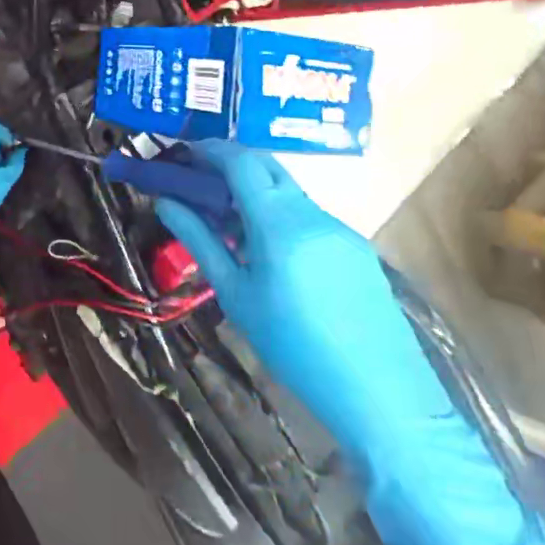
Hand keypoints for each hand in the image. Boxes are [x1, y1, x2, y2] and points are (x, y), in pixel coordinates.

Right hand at [107, 141, 544, 544]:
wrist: (380, 394)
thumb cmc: (292, 345)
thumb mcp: (235, 294)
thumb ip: (200, 241)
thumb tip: (165, 203)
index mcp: (281, 223)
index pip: (242, 162)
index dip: (209, 149)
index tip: (180, 152)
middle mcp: (314, 215)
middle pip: (268, 167)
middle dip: (229, 162)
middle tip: (193, 177)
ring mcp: (340, 229)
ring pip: (288, 191)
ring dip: (251, 190)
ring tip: (220, 218)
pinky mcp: (354, 248)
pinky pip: (306, 215)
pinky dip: (275, 213)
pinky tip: (260, 246)